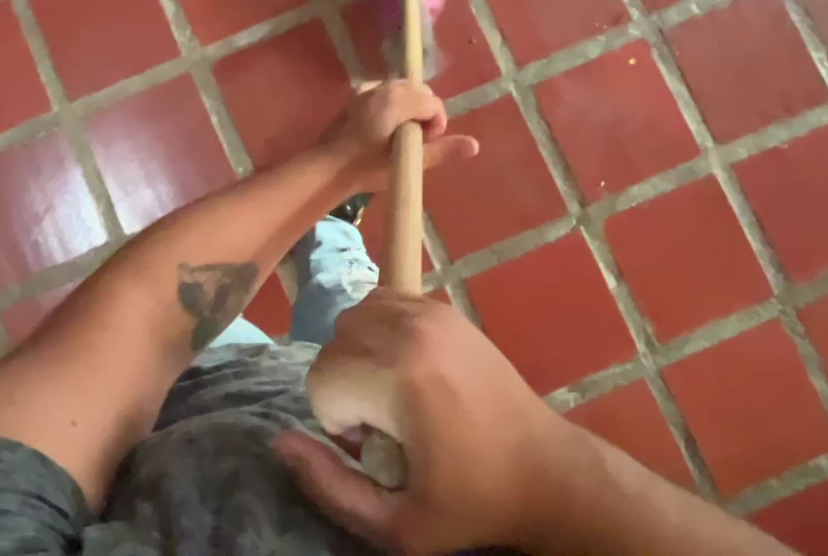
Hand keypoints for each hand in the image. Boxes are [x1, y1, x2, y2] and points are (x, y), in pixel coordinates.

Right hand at [275, 292, 601, 554]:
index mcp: (399, 375)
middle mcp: (408, 328)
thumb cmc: (471, 503)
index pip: (320, 380)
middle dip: (345, 389)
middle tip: (388, 428)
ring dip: (357, 358)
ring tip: (395, 396)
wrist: (548, 471)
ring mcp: (427, 309)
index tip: (380, 450)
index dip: (339, 424)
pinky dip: (376, 332)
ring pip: (350, 321)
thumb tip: (279, 441)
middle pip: (332, 347)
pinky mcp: (441, 306)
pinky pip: (378, 303)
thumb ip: (330, 487)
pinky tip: (405, 368)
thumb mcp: (397, 525)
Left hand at [317, 81, 477, 190]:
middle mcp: (383, 87)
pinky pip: (385, 93)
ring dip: (410, 108)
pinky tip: (383, 128)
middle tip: (414, 141)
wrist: (327, 167)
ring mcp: (367, 89)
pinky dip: (393, 104)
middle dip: (425, 113)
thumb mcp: (407, 161)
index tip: (424, 144)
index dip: (436, 124)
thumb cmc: (367, 167)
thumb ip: (442, 150)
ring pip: (403, 90)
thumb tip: (474, 145)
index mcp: (397, 99)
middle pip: (420, 91)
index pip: (433, 103)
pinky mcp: (356, 96)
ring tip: (401, 135)